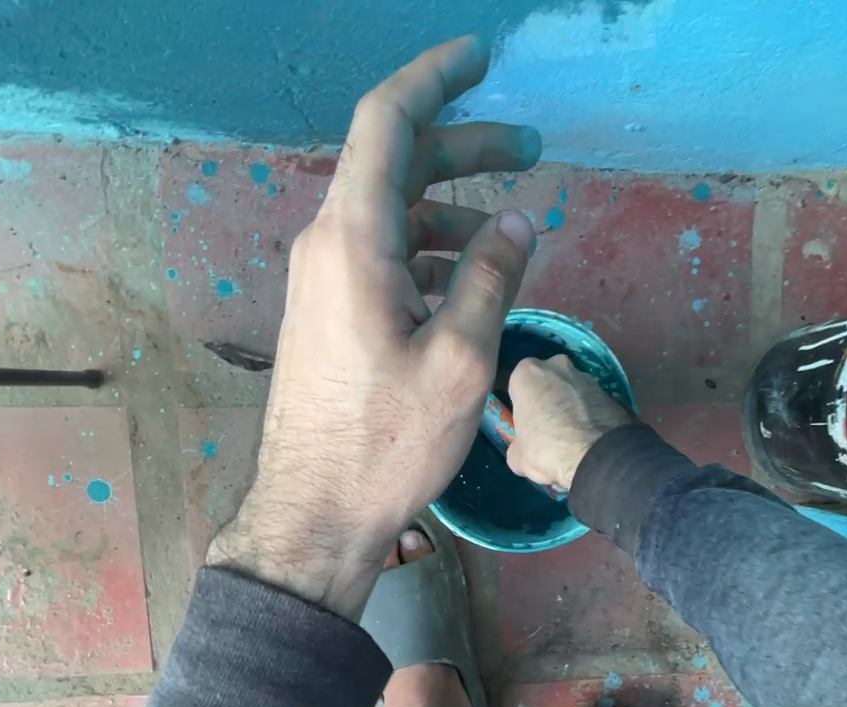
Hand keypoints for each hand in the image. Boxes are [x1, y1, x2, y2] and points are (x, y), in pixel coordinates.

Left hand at [208, 37, 541, 617]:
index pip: (387, 122)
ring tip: (509, 236)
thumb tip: (519, 222)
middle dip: (464, 147)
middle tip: (530, 149)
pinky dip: (428, 253)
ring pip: (392, 216)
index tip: (480, 56)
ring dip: (451, 211)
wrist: (316, 510)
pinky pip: (382, 259)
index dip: (435, 77)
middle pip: (395, 165)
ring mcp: (322, 282)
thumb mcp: (459, 359)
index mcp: (353, 239)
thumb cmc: (388, 441)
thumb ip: (490, 277)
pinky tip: (466, 281)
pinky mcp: (328, 315)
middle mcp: (327, 245)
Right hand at [505, 354, 633, 489]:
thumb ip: (517, 445)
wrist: (595, 456)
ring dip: (572, 407)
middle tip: (549, 428)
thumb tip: (522, 451)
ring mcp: (588, 377)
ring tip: (574, 437)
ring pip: (573, 391)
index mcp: (528, 373)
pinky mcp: (611, 393)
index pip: (519, 386)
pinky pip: (593, 404)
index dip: (523, 406)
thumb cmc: (545, 449)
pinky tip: (591, 439)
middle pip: (549, 382)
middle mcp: (558, 366)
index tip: (527, 424)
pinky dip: (591, 417)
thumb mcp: (517, 456)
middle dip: (549, 400)